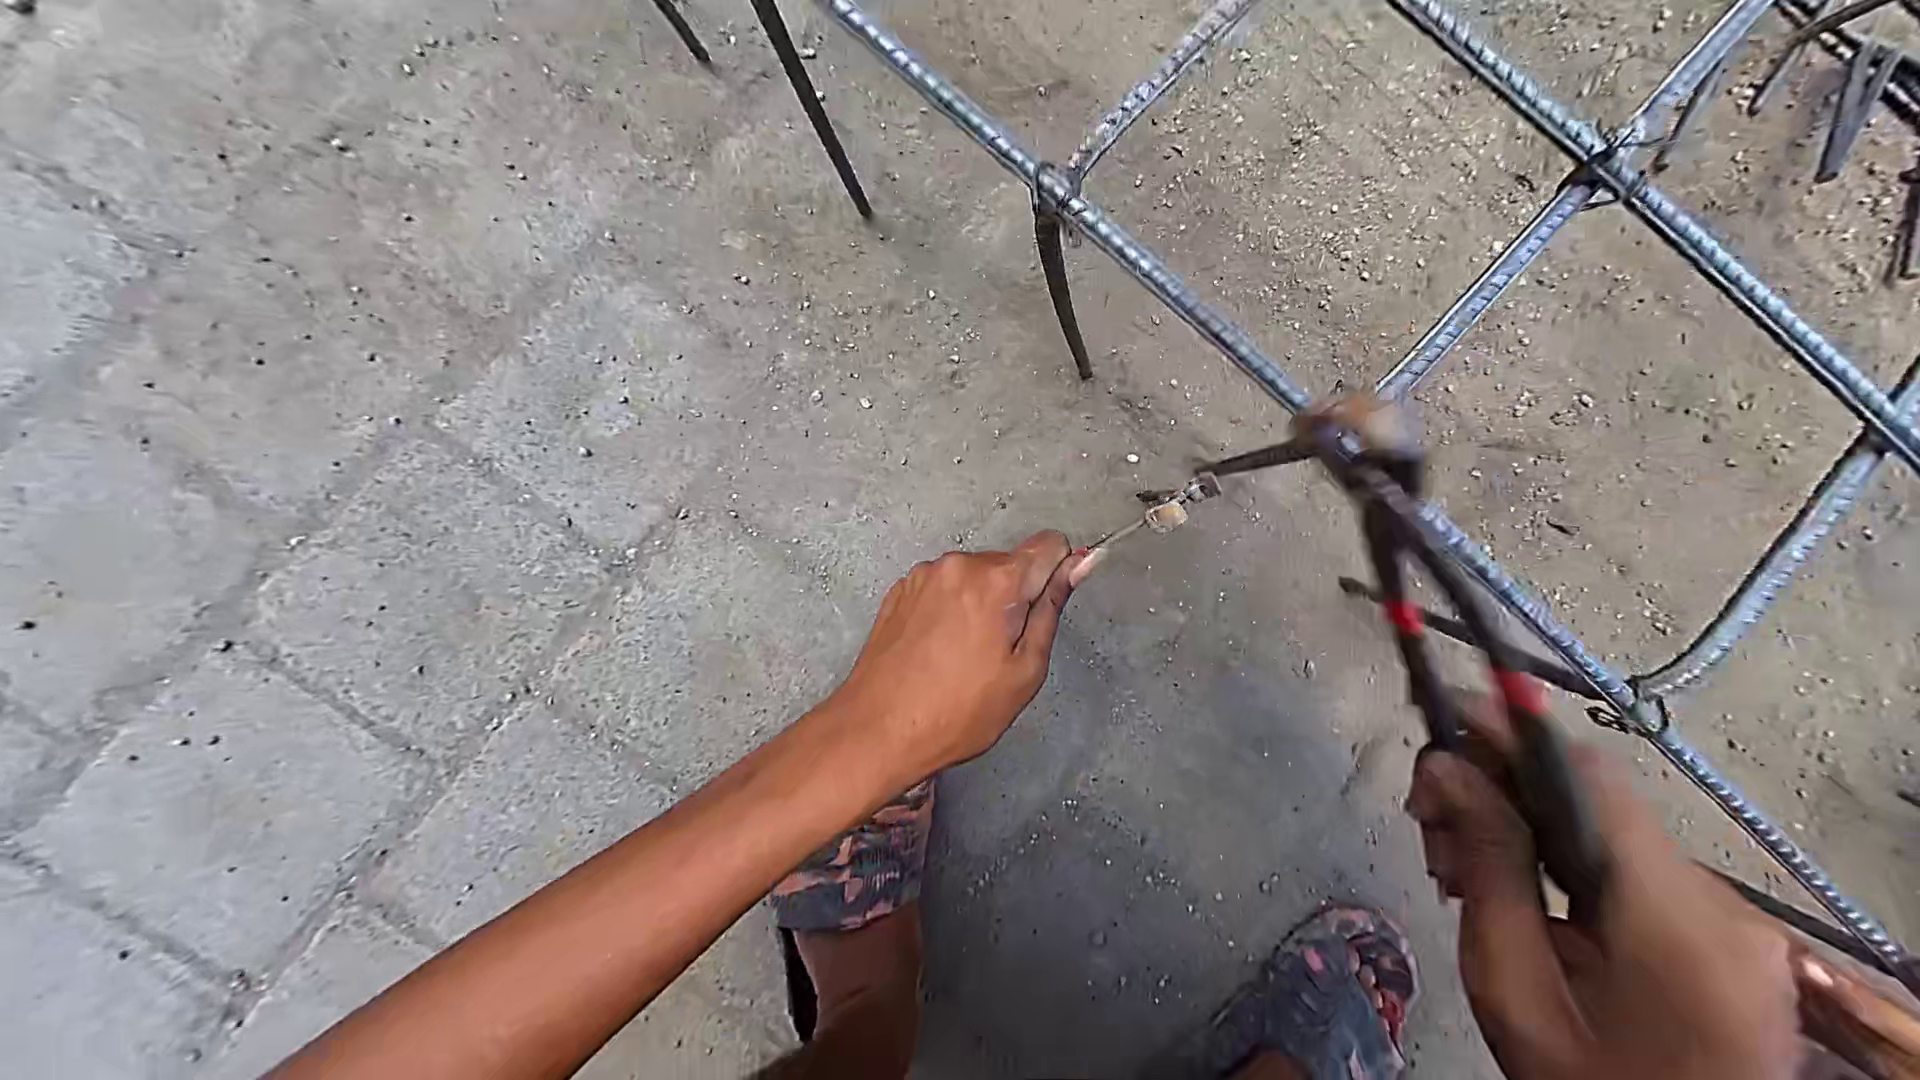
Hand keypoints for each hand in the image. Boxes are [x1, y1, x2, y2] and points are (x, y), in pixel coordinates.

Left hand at [826, 531, 1081, 782]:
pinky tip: (940, 648)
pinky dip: (950, 608)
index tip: (1048, 603)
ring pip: (975, 575)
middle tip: (1000, 648)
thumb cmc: (954, 712)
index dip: (1058, 572)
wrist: (878, 729)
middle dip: (1015, 597)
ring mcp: (925, 575)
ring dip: (980, 602)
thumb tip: (1077, 567)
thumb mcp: (1025, 670)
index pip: (1049, 544)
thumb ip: (1052, 608)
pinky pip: (944, 586)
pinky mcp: (902, 589)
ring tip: (965, 654)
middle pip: (1010, 563)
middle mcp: (958, 565)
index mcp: (996, 580)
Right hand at [1408, 700, 1801, 1079]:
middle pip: (1577, 791)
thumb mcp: (1510, 979)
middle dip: (1486, 782)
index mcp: (1672, 913)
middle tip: (1421, 816)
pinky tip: (1492, 877)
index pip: (1584, 776)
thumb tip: (1446, 766)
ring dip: (1503, 817)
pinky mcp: (1701, 922)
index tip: (1441, 706)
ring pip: (1582, 818)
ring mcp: (1714, 910)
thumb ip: (1484, 864)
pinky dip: (1535, 847)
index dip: (1509, 727)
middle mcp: (1710, 896)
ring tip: (1448, 862)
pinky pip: (1600, 852)